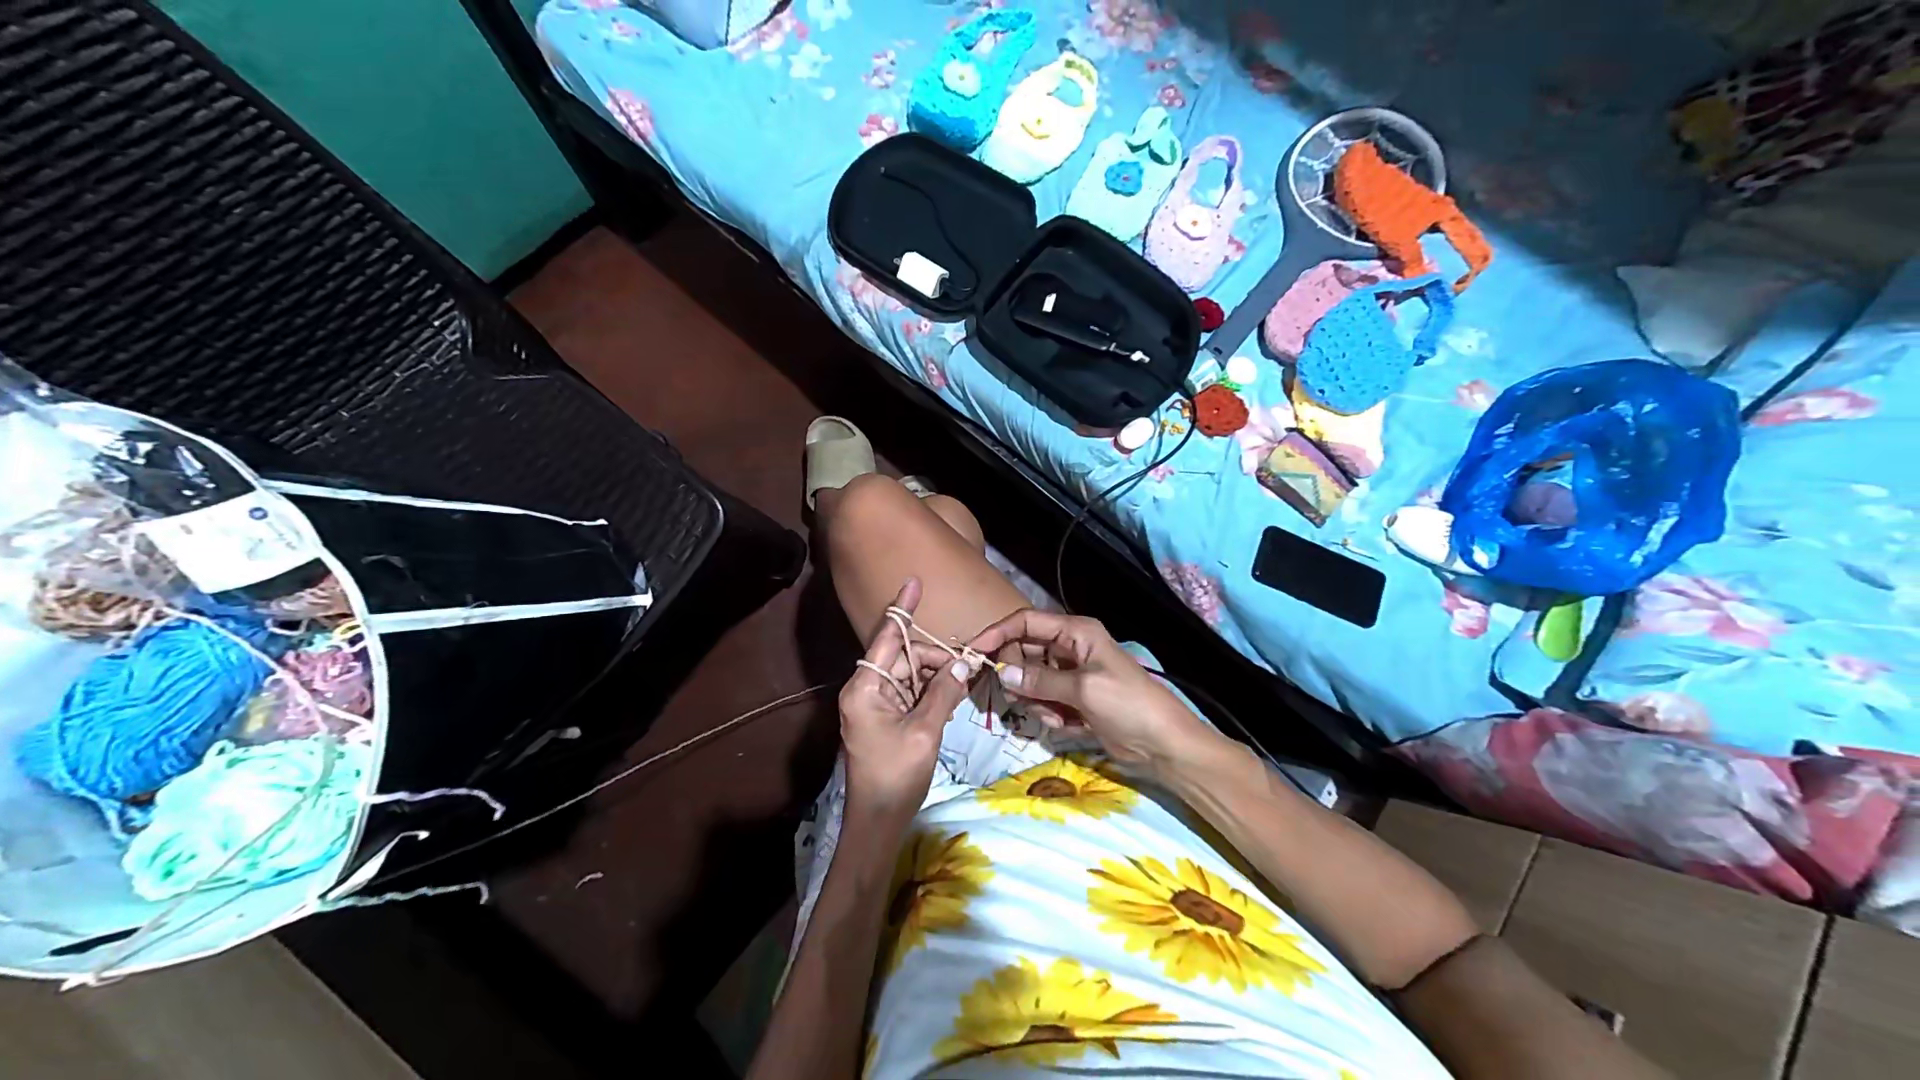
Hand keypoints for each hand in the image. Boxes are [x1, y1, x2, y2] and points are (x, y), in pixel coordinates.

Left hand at [838, 578, 978, 824]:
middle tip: (968, 667)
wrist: (878, 820)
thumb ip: (943, 692)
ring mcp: (874, 704)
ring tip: (964, 680)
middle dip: (935, 657)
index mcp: (865, 688)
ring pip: (910, 674)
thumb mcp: (925, 731)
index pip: (885, 638)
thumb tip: (963, 662)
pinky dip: (931, 690)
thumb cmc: (896, 775)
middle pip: (904, 657)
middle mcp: (866, 689)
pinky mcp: (885, 718)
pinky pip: (910, 692)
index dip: (902, 610)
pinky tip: (952, 692)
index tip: (913, 582)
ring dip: (936, 675)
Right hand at [967, 609, 1216, 777]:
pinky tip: (1067, 725)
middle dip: (1017, 675)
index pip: (1026, 622)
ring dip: (1034, 700)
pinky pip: (1042, 700)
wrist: (1164, 744)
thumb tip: (1001, 672)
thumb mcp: (1083, 689)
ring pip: (1029, 679)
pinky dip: (1047, 713)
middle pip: (1024, 652)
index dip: (998, 633)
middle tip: (1019, 697)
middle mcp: (1070, 647)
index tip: (973, 652)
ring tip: (1055, 715)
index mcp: (1076, 632)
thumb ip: (1040, 679)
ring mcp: (1070, 674)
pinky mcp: (1072, 699)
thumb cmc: (1129, 705)